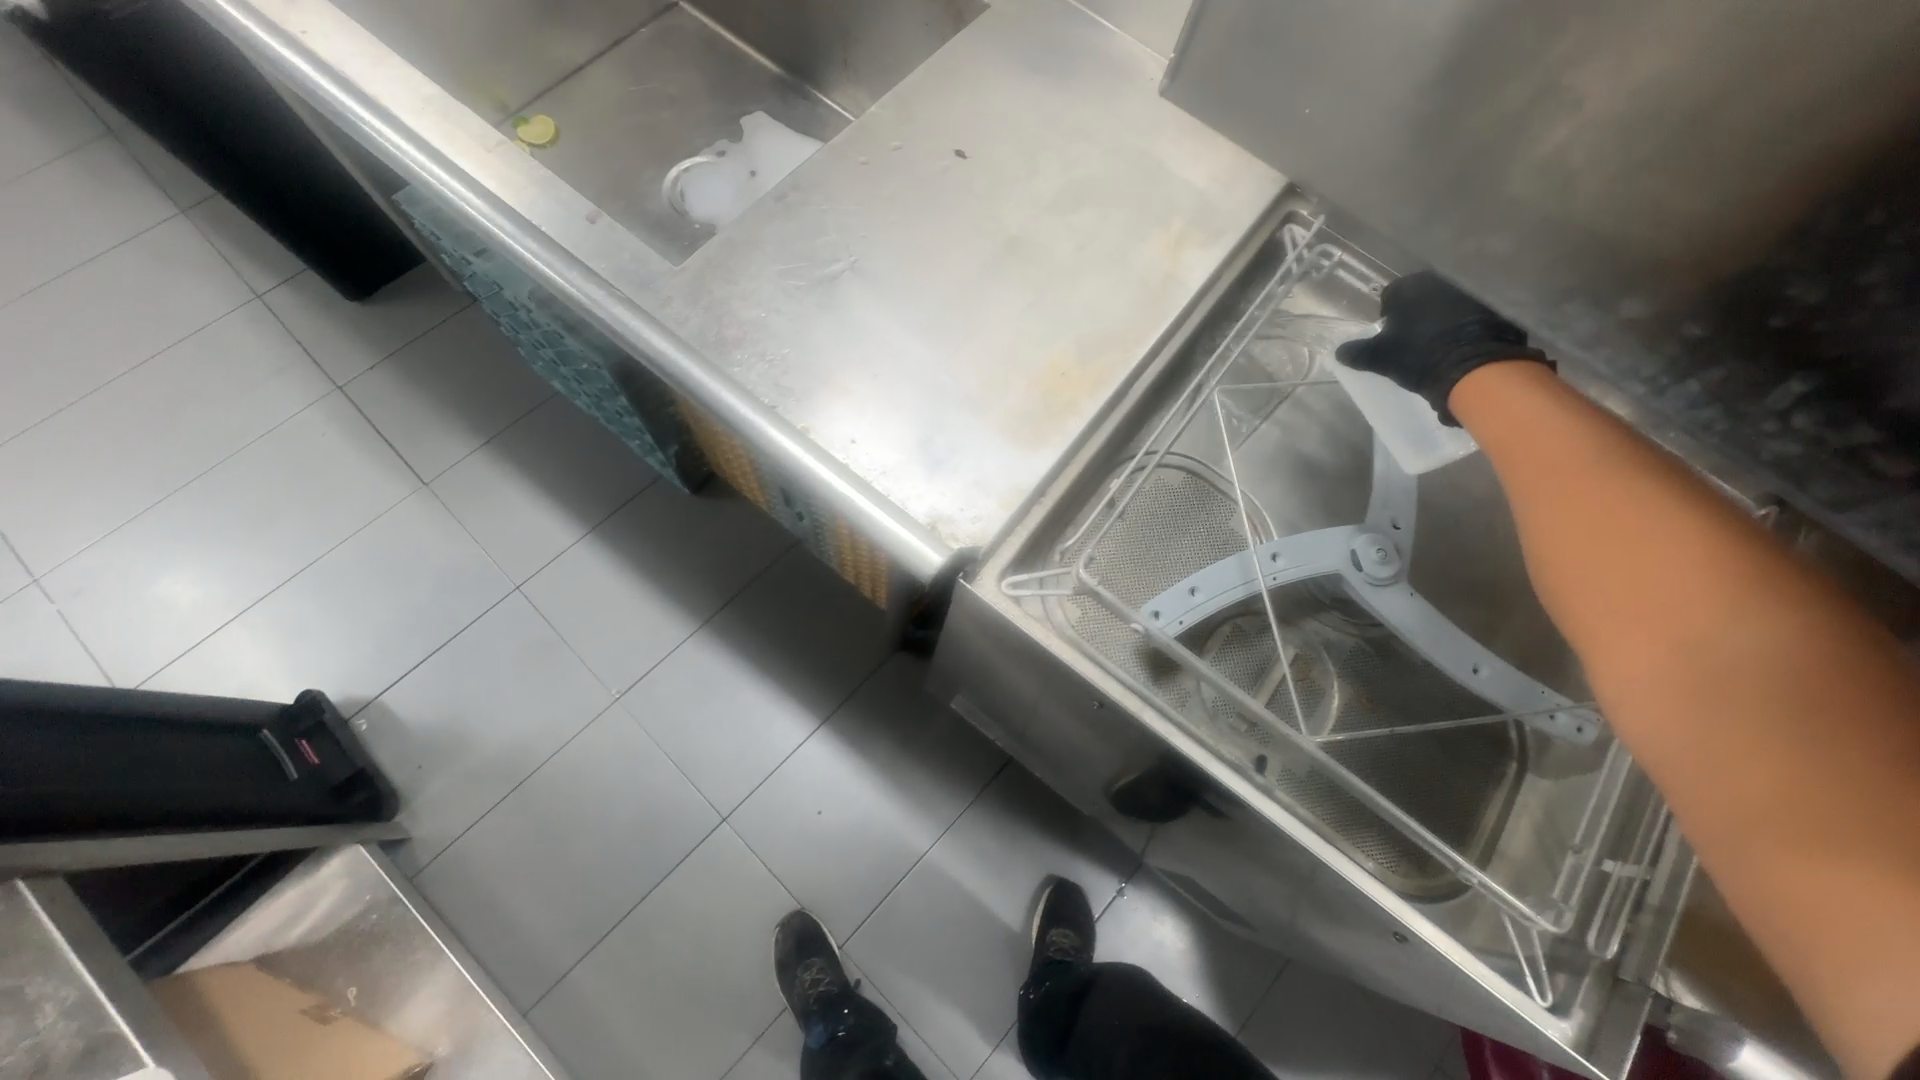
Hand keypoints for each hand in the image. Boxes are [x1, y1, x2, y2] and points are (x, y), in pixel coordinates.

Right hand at [1334, 271, 1550, 425]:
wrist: (1472, 367)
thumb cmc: (1417, 356)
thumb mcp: (1380, 358)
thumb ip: (1357, 353)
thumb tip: (1339, 352)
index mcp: (1411, 286)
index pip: (1390, 296)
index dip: (1387, 316)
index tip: (1389, 336)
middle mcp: (1441, 281)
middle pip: (1420, 298)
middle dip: (1415, 314)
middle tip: (1411, 340)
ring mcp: (1470, 293)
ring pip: (1445, 305)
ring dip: (1439, 320)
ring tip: (1436, 346)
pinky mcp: (1493, 309)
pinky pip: (1469, 316)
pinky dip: (1462, 327)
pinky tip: (1458, 347)